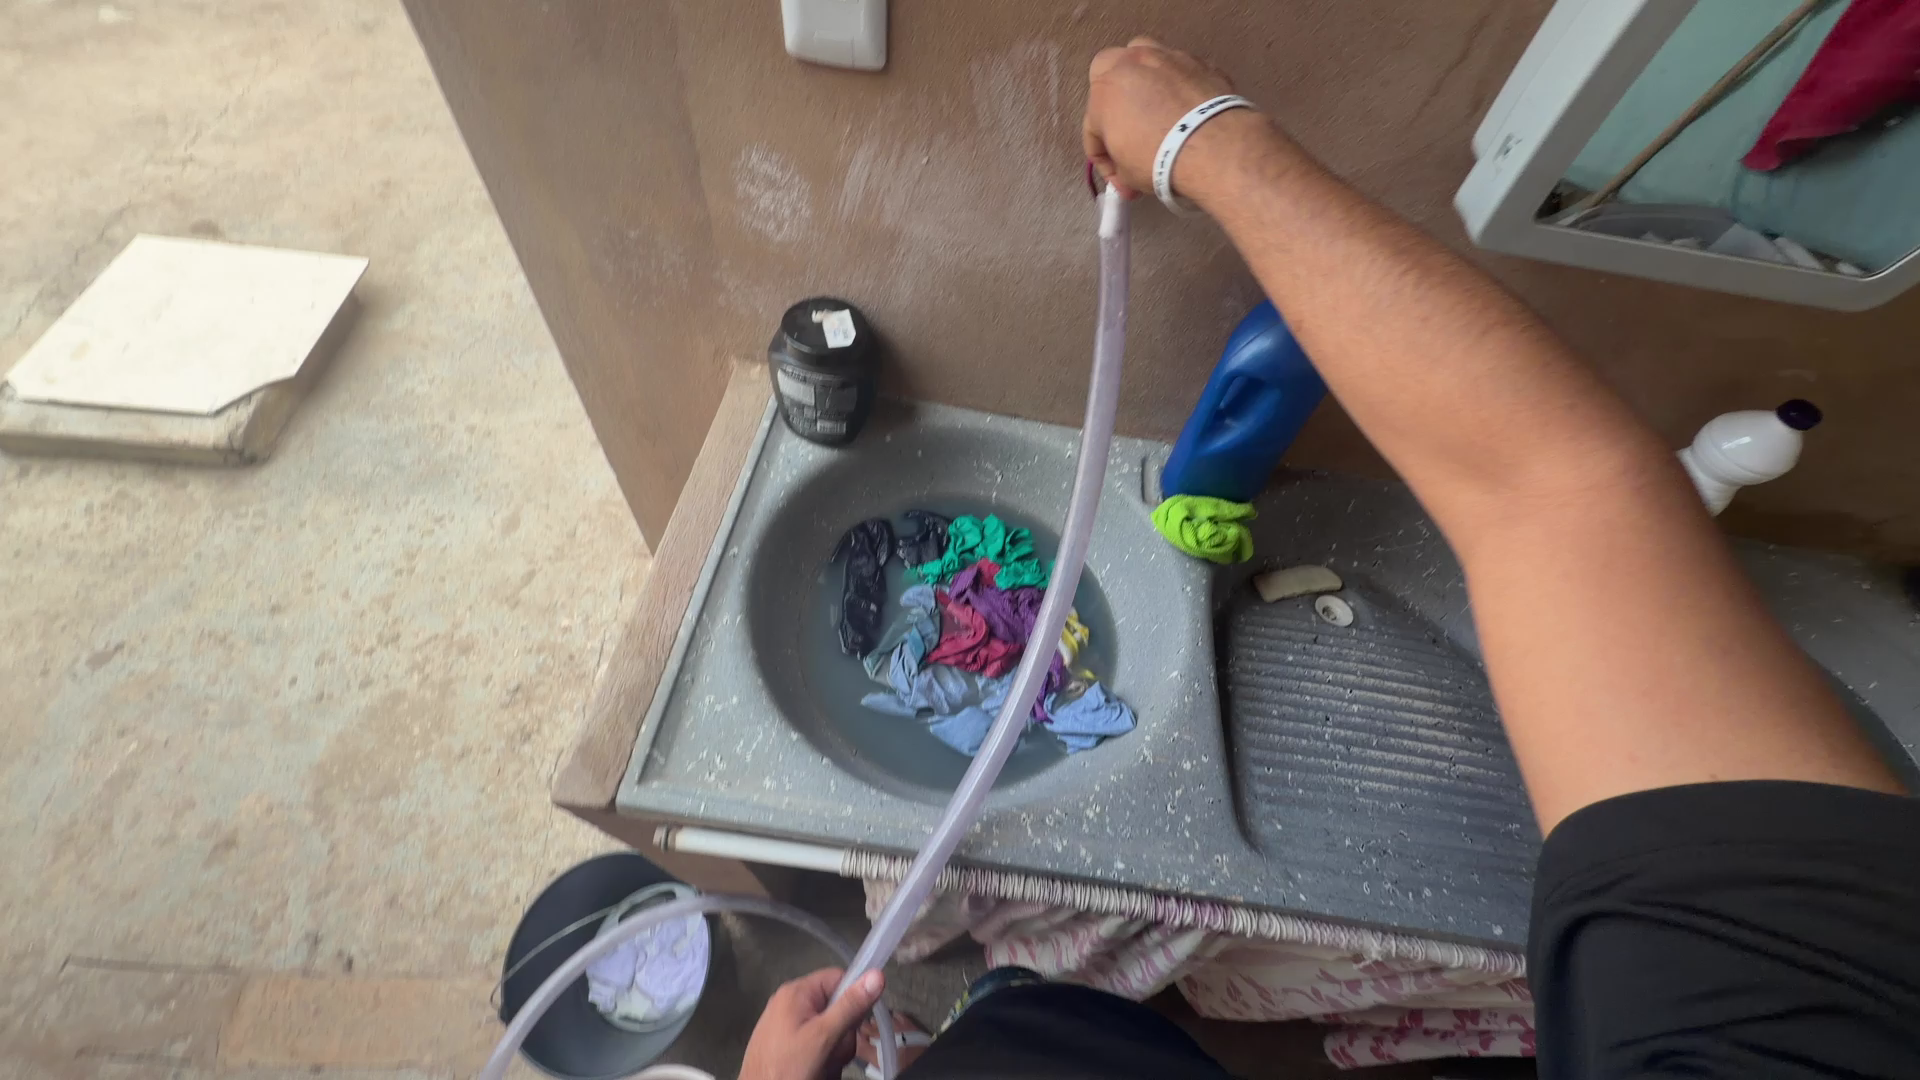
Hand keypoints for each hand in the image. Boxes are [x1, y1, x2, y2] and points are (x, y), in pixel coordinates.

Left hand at [740, 968, 884, 1079]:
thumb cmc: (787, 1069)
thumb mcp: (822, 1037)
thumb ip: (850, 1007)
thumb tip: (877, 975)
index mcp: (796, 991)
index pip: (838, 978)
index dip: (852, 999)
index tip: (856, 1023)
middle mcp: (789, 1002)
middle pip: (834, 1006)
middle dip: (841, 1033)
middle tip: (833, 1054)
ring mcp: (784, 1024)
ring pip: (827, 1028)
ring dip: (832, 1049)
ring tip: (822, 1068)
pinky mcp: (783, 1044)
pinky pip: (814, 1042)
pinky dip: (820, 1057)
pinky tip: (814, 1071)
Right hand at [1083, 37, 1267, 202]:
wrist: (1209, 145)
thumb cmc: (1155, 159)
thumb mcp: (1127, 175)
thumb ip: (1120, 166)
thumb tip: (1128, 172)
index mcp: (1103, 93)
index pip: (1093, 130)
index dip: (1104, 161)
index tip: (1119, 180)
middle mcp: (1131, 64)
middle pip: (1108, 71)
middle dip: (1110, 98)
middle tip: (1122, 127)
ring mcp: (1166, 56)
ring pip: (1144, 60)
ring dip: (1142, 82)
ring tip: (1153, 111)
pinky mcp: (1197, 60)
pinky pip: (1178, 73)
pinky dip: (1176, 89)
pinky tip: (1183, 113)